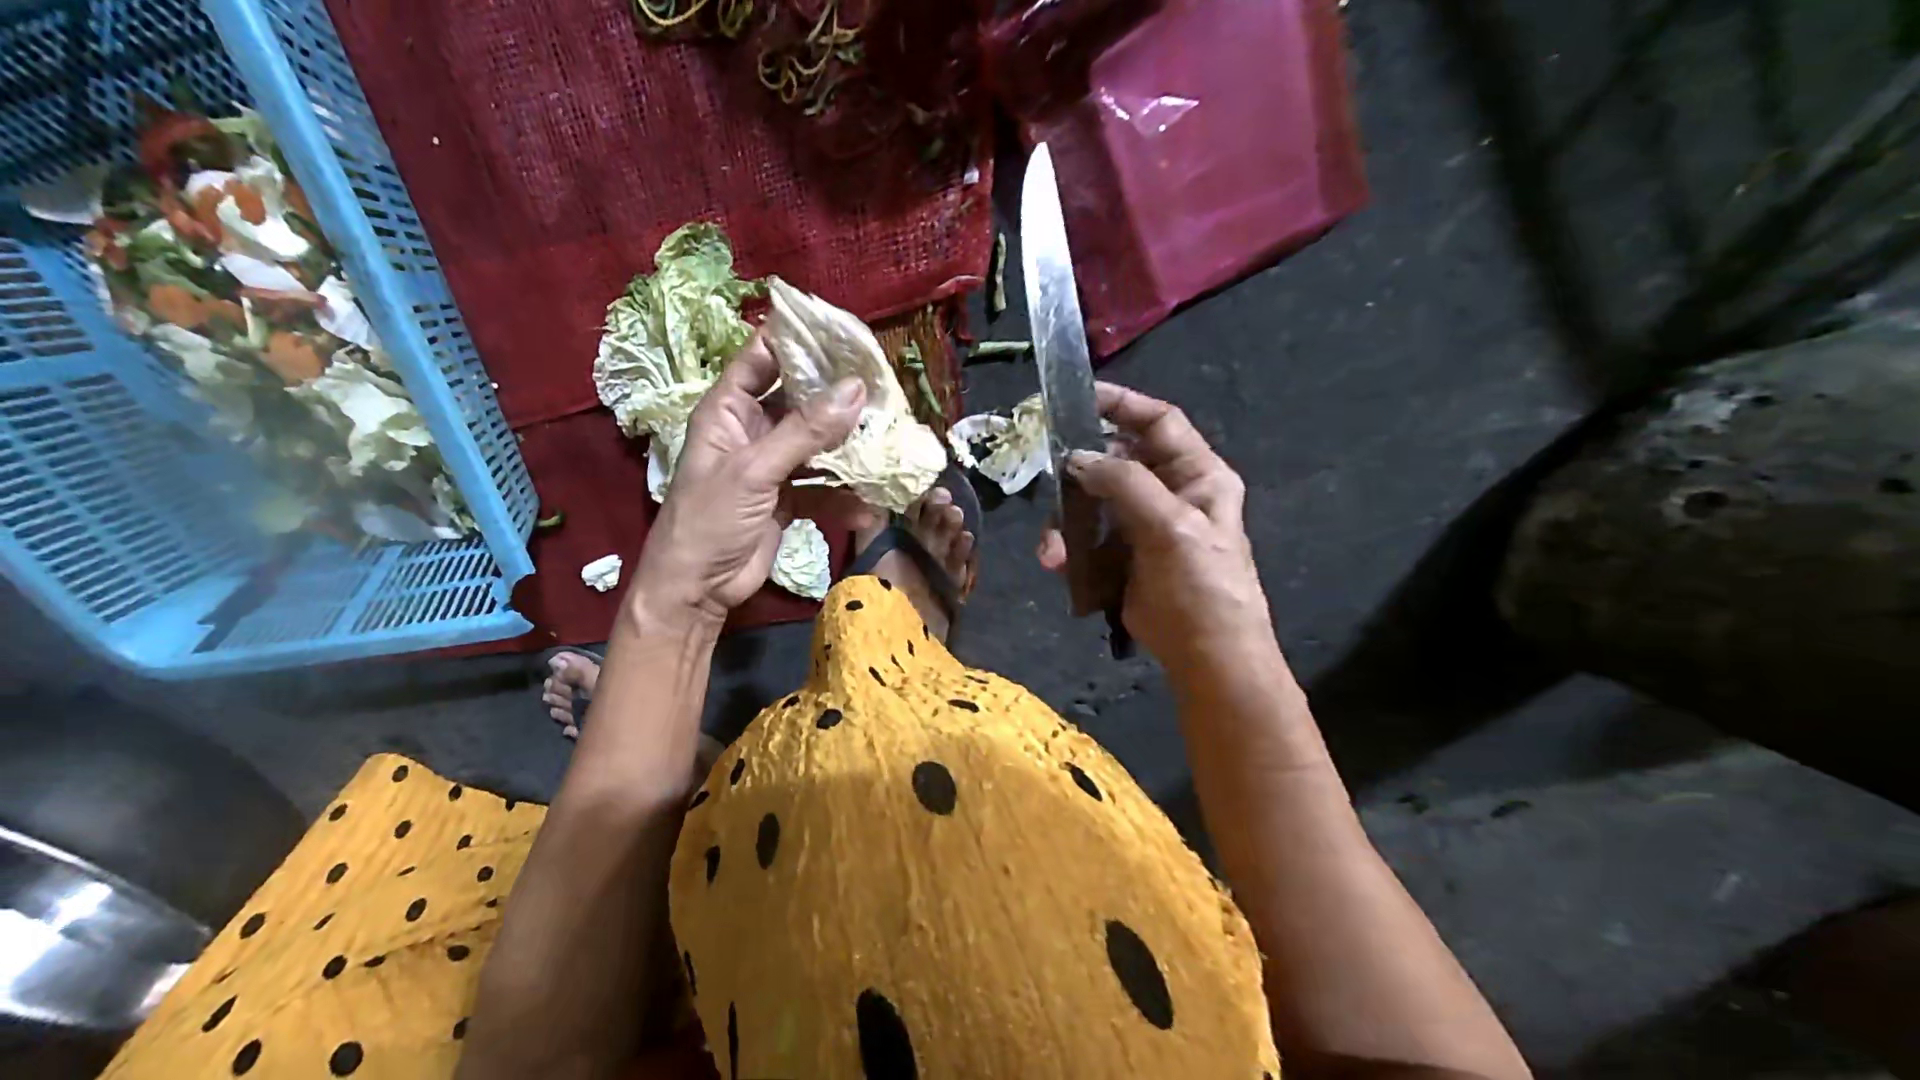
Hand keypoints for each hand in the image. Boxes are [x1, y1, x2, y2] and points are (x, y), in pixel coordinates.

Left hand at [631, 337, 864, 627]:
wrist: (697, 589)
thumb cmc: (709, 520)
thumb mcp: (755, 470)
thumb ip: (806, 430)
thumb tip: (857, 388)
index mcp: (729, 409)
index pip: (763, 357)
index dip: (800, 341)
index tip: (847, 334)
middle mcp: (751, 429)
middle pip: (799, 398)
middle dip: (837, 395)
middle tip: (882, 386)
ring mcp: (771, 464)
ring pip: (817, 443)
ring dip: (846, 446)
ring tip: (885, 440)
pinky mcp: (787, 496)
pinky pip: (822, 485)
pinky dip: (843, 495)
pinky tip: (866, 505)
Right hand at [1039, 382, 1275, 673]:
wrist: (1207, 654)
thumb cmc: (1202, 585)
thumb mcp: (1172, 527)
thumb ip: (1126, 484)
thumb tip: (1077, 458)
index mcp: (1196, 475)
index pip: (1159, 422)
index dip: (1122, 405)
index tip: (1079, 397)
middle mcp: (1169, 492)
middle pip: (1116, 460)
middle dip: (1080, 470)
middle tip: (1048, 472)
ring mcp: (1142, 525)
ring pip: (1093, 501)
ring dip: (1066, 519)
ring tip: (1053, 549)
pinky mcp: (1121, 556)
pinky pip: (1086, 537)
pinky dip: (1068, 547)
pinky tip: (1056, 564)